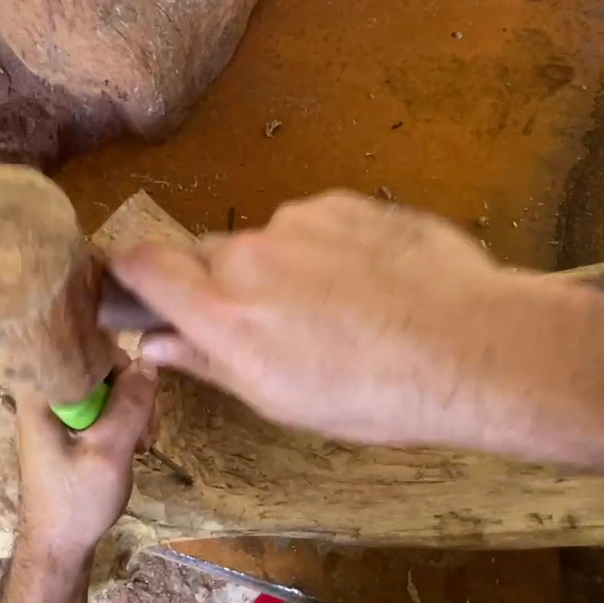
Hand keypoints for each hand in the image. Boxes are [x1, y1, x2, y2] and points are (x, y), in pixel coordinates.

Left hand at [13, 358, 159, 567]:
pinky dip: (122, 422)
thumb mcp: (110, 450)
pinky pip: (101, 408)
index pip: (79, 347)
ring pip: (104, 388)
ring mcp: (56, 413)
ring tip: (141, 444)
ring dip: (130, 410)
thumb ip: (130, 403)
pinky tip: (134, 447)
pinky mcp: (68, 429)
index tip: (139, 389)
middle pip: (96, 367)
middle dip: (129, 391)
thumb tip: (150, 360)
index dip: (115, 361)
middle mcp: (44, 395)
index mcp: (40, 393)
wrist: (58, 551)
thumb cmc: (76, 501)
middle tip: (144, 428)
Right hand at [109, 190, 559, 450]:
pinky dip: (323, 246)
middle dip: (221, 283)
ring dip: (279, 266)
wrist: (474, 347)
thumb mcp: (280, 400)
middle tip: (271, 322)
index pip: (143, 263)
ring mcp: (296, 221)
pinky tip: (368, 277)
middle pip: (206, 255)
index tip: (133, 281)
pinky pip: (310, 223)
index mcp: (225, 313)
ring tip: (339, 304)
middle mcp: (248, 256)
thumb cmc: (374, 396)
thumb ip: (208, 360)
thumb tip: (154, 341)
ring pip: (262, 240)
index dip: (128, 269)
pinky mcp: (339, 201)